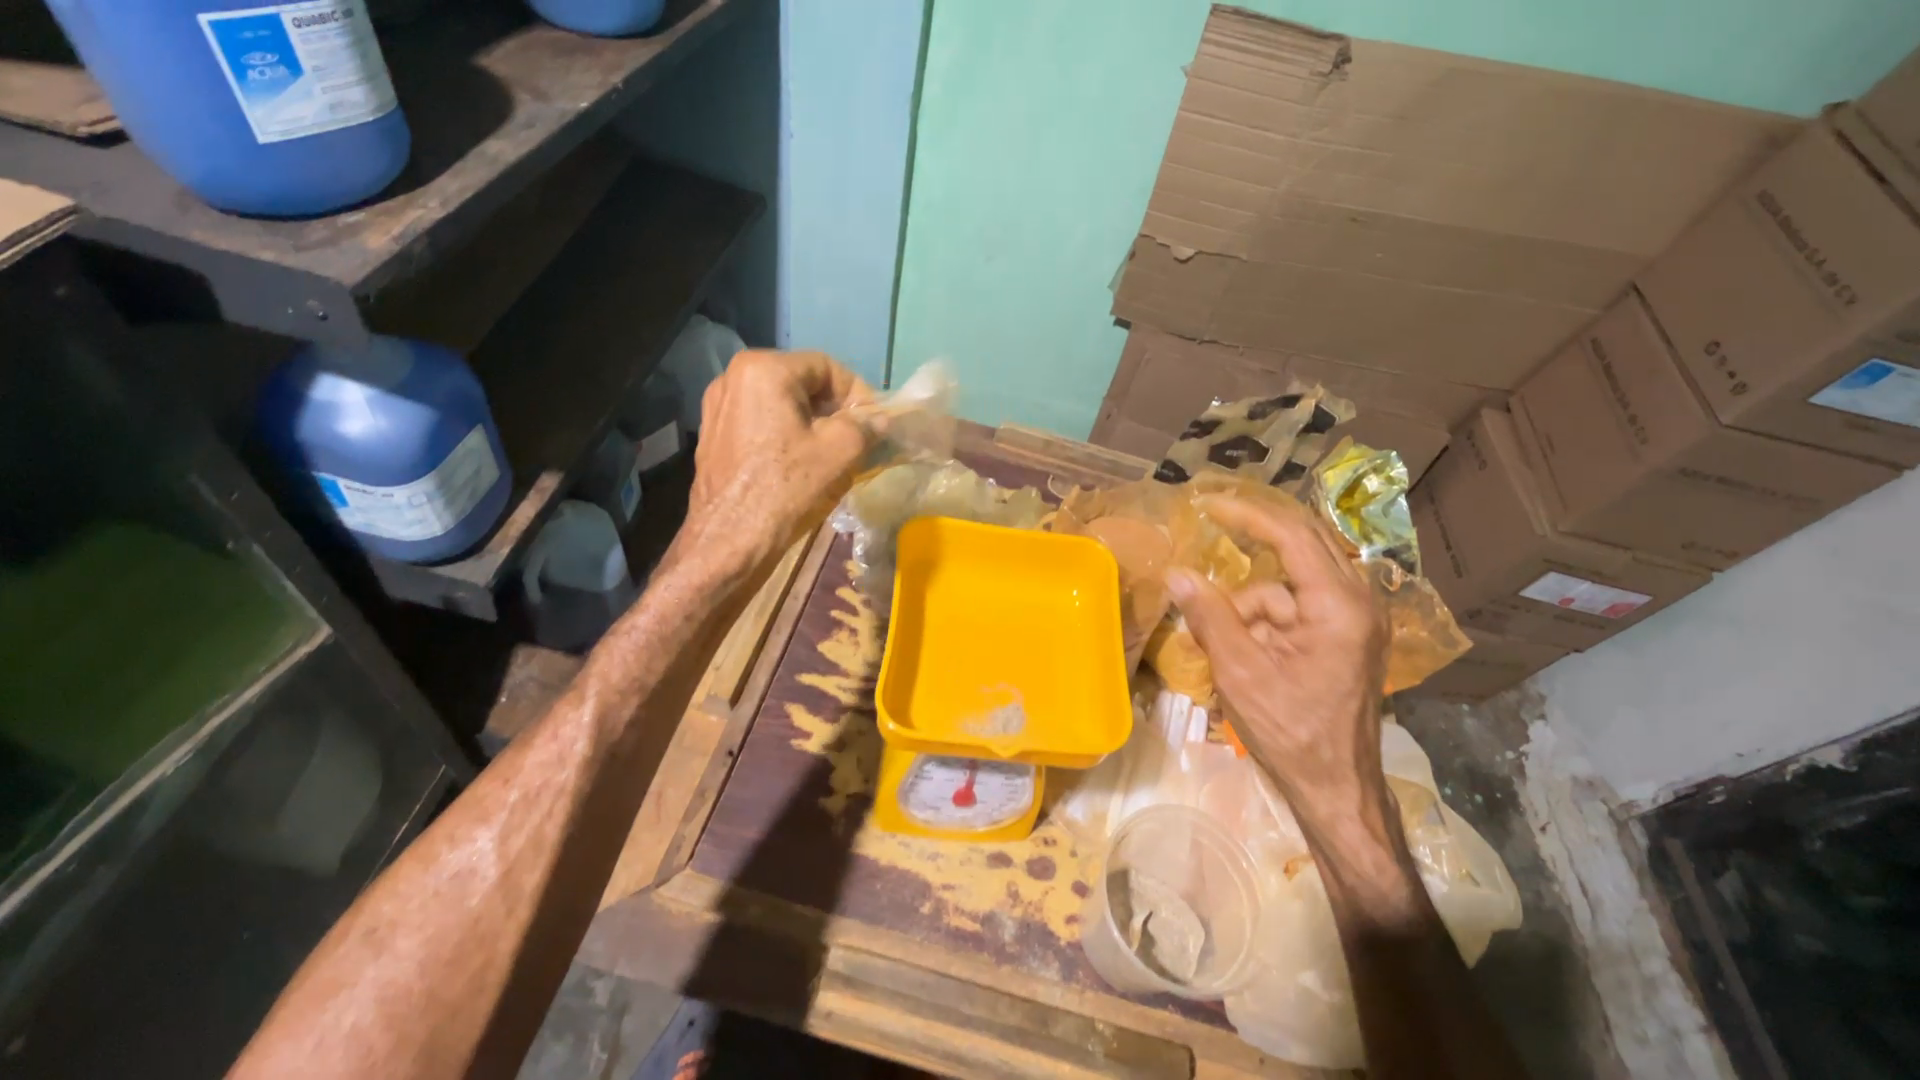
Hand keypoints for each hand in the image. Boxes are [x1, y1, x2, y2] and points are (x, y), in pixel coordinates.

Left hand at [677, 349, 874, 578]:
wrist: (729, 543)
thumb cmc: (787, 489)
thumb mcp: (841, 452)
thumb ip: (866, 426)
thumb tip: (880, 420)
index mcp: (763, 369)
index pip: (826, 367)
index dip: (857, 393)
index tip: (874, 424)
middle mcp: (733, 378)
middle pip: (801, 384)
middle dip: (833, 410)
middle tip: (857, 441)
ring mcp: (717, 409)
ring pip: (780, 406)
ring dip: (811, 425)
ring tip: (831, 457)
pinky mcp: (712, 437)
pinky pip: (760, 425)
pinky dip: (785, 438)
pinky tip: (799, 468)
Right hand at [1165, 496, 1389, 827]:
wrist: (1337, 788)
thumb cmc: (1291, 733)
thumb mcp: (1241, 673)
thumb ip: (1210, 617)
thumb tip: (1176, 574)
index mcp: (1339, 606)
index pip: (1293, 536)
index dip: (1248, 516)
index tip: (1208, 504)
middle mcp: (1358, 603)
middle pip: (1300, 549)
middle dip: (1252, 549)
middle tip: (1213, 532)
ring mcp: (1356, 622)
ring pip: (1290, 587)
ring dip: (1252, 607)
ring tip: (1220, 647)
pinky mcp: (1347, 639)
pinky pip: (1298, 610)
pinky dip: (1266, 623)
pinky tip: (1243, 653)